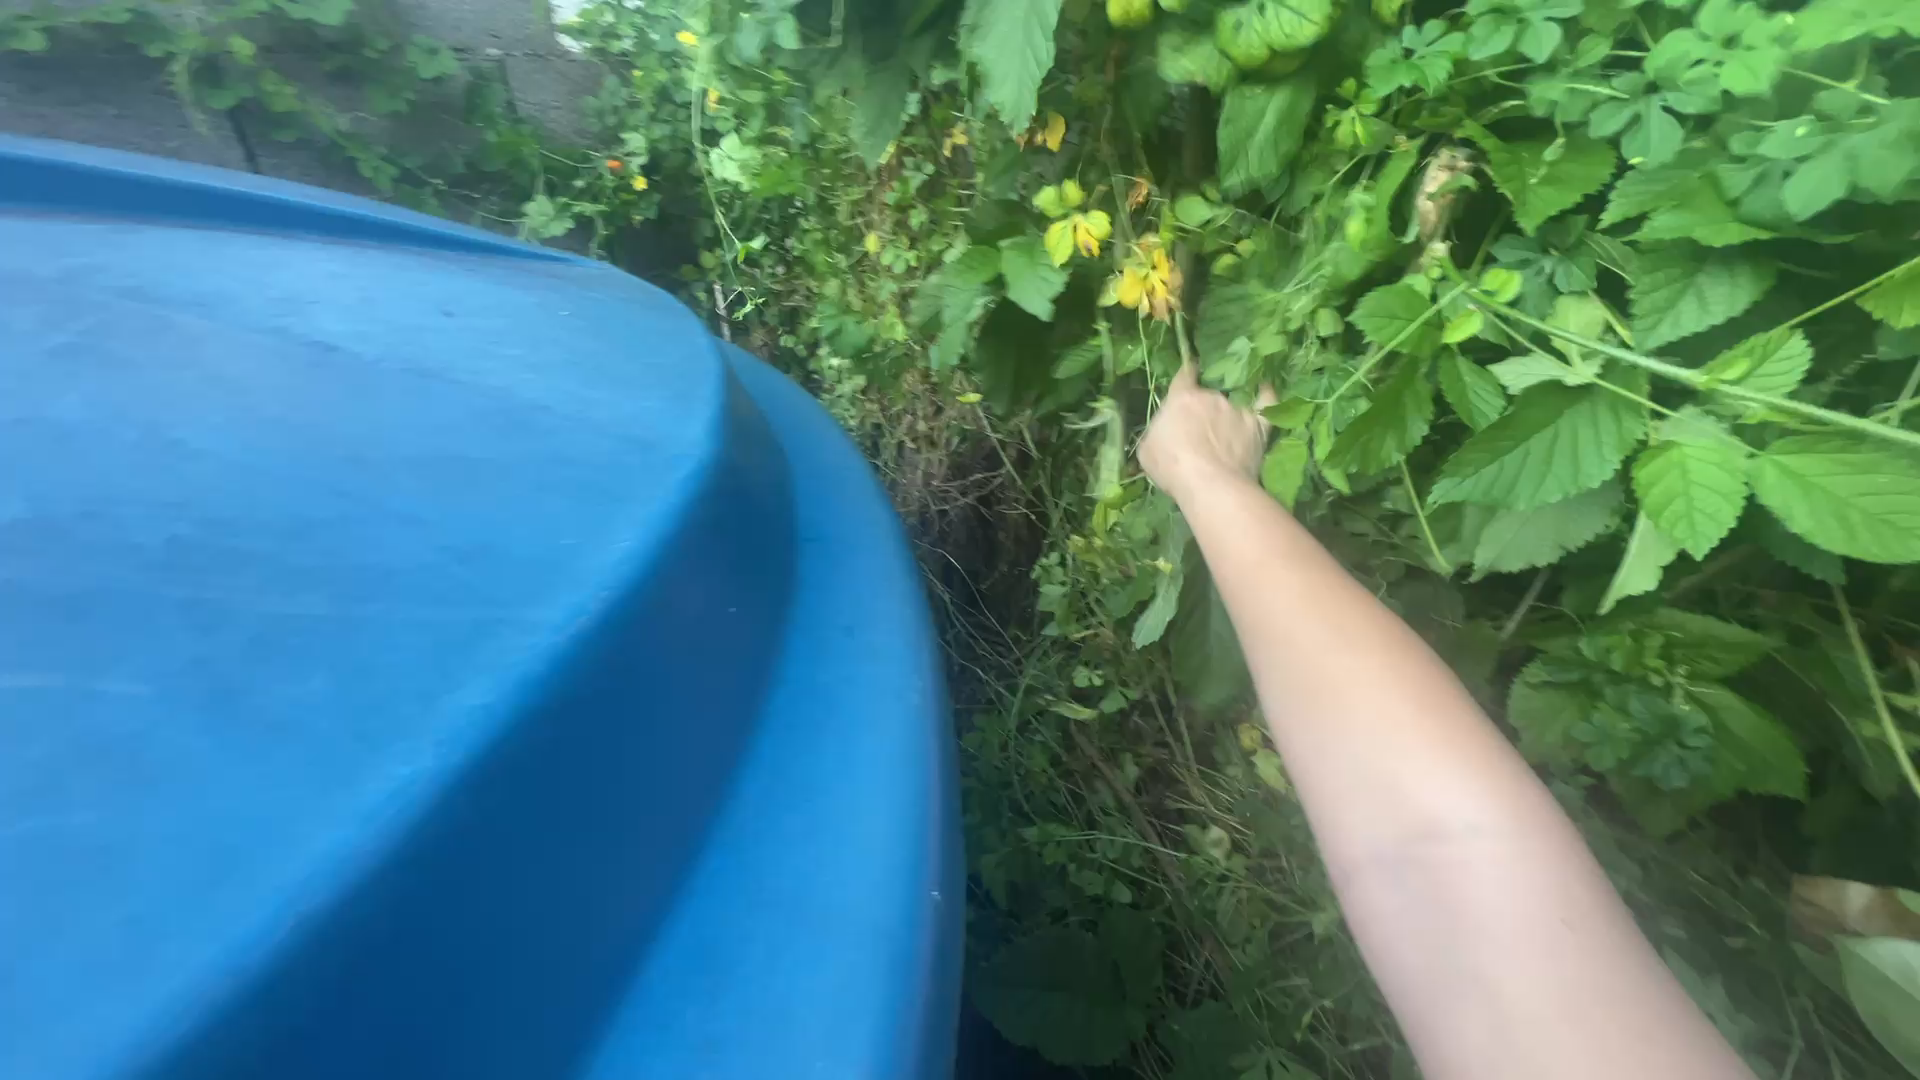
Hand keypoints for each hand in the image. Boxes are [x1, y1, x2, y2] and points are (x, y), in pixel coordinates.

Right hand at [1138, 360, 1271, 504]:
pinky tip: (1265, 390)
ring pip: (1230, 404)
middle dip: (1202, 408)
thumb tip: (1165, 431)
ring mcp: (1237, 410)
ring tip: (1223, 434)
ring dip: (1225, 414)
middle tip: (1197, 431)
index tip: (1189, 371)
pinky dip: (1266, 395)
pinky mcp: (1258, 426)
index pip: (1184, 376)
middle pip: (1207, 395)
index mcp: (1182, 398)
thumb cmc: (1171, 466)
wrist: (1210, 484)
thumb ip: (1158, 431)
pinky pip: (1266, 405)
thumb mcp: (1147, 449)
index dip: (1186, 373)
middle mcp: (1212, 396)